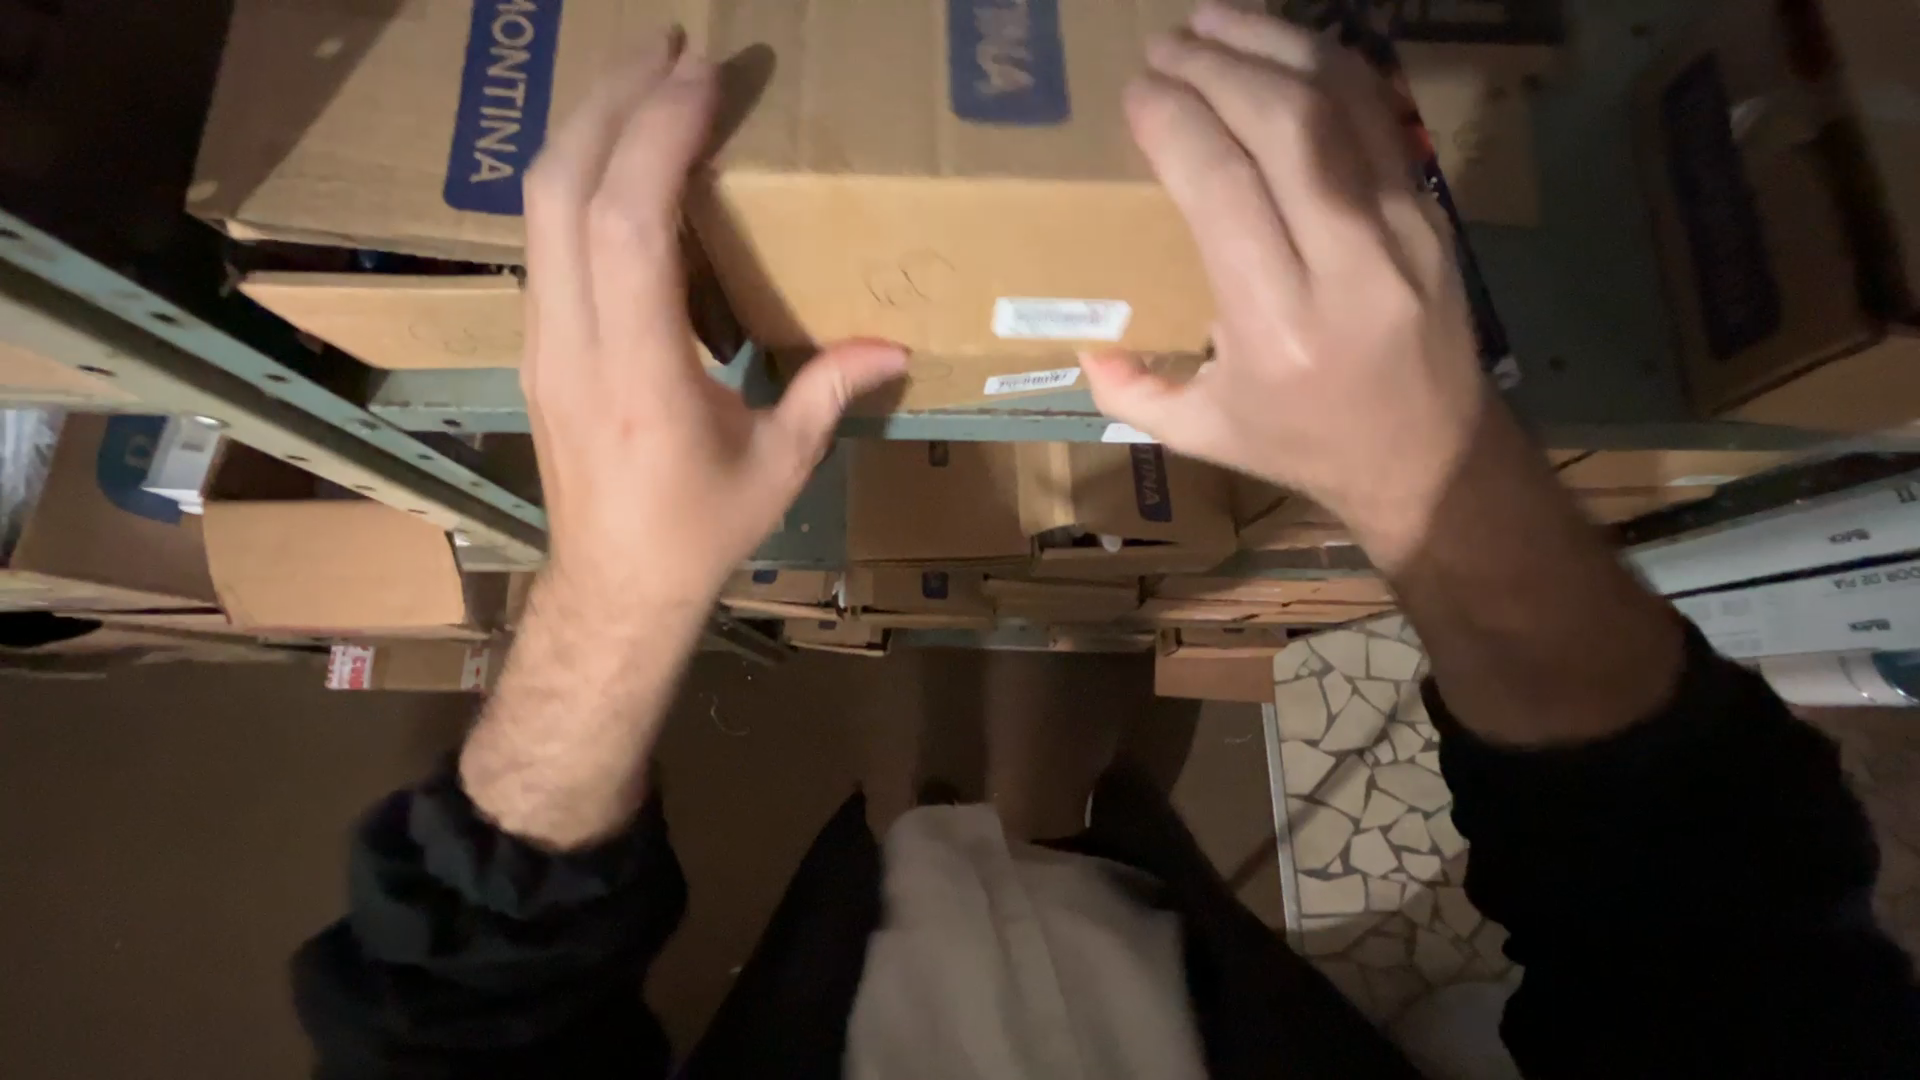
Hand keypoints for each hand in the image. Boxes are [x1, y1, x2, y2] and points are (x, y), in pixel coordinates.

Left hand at [520, 36, 907, 617]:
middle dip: (613, 100)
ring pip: (541, 206)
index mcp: (640, 375)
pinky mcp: (539, 346)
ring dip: (590, 131)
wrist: (615, 582)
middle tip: (671, 48)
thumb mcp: (780, 465)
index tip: (703, 77)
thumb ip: (829, 393)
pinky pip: (547, 238)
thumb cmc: (701, 530)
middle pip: (563, 188)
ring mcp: (543, 341)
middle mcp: (574, 343)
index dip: (657, 136)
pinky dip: (582, 181)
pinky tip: (623, 168)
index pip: (629, 225)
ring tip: (646, 85)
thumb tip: (893, 349)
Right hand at [1079, 2, 1493, 554]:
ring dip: (1269, 45)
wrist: (1427, 454)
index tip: (1139, 94)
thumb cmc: (1301, 446)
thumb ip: (1132, 394)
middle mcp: (1342, 265)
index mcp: (1275, 326)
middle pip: (1280, 126)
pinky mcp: (1430, 209)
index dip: (1177, 125)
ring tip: (1212, 19)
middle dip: (1215, 68)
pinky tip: (1281, 46)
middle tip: (1163, 45)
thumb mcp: (1202, 436)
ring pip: (1337, 102)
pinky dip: (1325, 65)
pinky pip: (1375, 115)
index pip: (1222, 190)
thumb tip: (1083, 348)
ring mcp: (1400, 227)